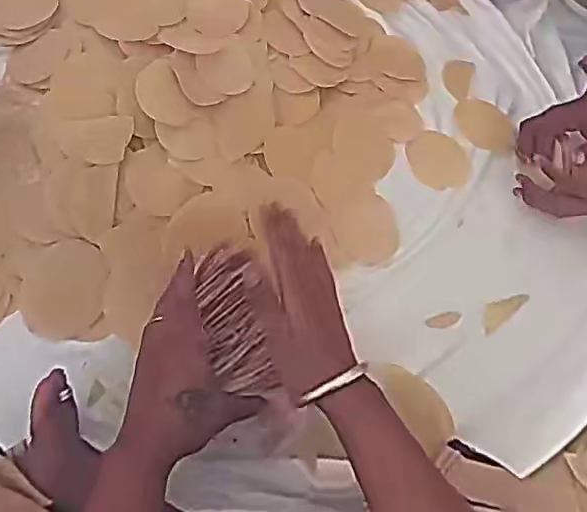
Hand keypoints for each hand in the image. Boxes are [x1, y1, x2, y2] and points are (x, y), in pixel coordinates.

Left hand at [122, 256, 262, 465]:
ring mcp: (151, 347)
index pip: (185, 295)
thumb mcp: (221, 410)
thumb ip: (249, 401)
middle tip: (192, 262)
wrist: (144, 443)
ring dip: (171, 293)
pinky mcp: (143, 360)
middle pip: (171, 297)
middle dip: (181, 277)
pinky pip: (155, 323)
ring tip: (183, 283)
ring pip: (161, 310)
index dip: (188, 273)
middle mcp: (165, 336)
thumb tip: (276, 401)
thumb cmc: (183, 420)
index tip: (192, 252)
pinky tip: (171, 316)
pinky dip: (164, 311)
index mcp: (185, 338)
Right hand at [249, 205, 358, 395]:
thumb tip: (250, 266)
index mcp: (294, 287)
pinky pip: (322, 264)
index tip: (264, 208)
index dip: (273, 227)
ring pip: (309, 251)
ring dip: (299, 232)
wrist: (336, 381)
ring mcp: (323, 289)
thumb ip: (262, 299)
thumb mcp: (274, 334)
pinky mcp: (330, 298)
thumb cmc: (301, 361)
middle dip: (285, 224)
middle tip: (276, 204)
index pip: (281, 249)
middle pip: (296, 245)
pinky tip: (315, 244)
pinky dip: (315, 250)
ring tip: (291, 216)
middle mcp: (311, 282)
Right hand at [515, 87, 586, 165]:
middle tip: (528, 161)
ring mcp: (552, 114)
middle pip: (529, 128)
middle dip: (526, 146)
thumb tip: (577, 165)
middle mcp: (553, 115)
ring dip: (526, 141)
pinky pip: (536, 124)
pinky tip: (540, 147)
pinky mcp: (554, 115)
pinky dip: (533, 136)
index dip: (542, 151)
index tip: (544, 164)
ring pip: (529, 125)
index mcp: (562, 119)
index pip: (543, 134)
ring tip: (529, 156)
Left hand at [515, 151, 586, 219]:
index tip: (537, 160)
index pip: (567, 183)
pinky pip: (562, 210)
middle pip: (555, 203)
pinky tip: (538, 196)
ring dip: (536, 201)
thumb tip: (577, 157)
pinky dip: (546, 203)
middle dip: (534, 194)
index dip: (549, 172)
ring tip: (521, 191)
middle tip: (518, 181)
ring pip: (557, 210)